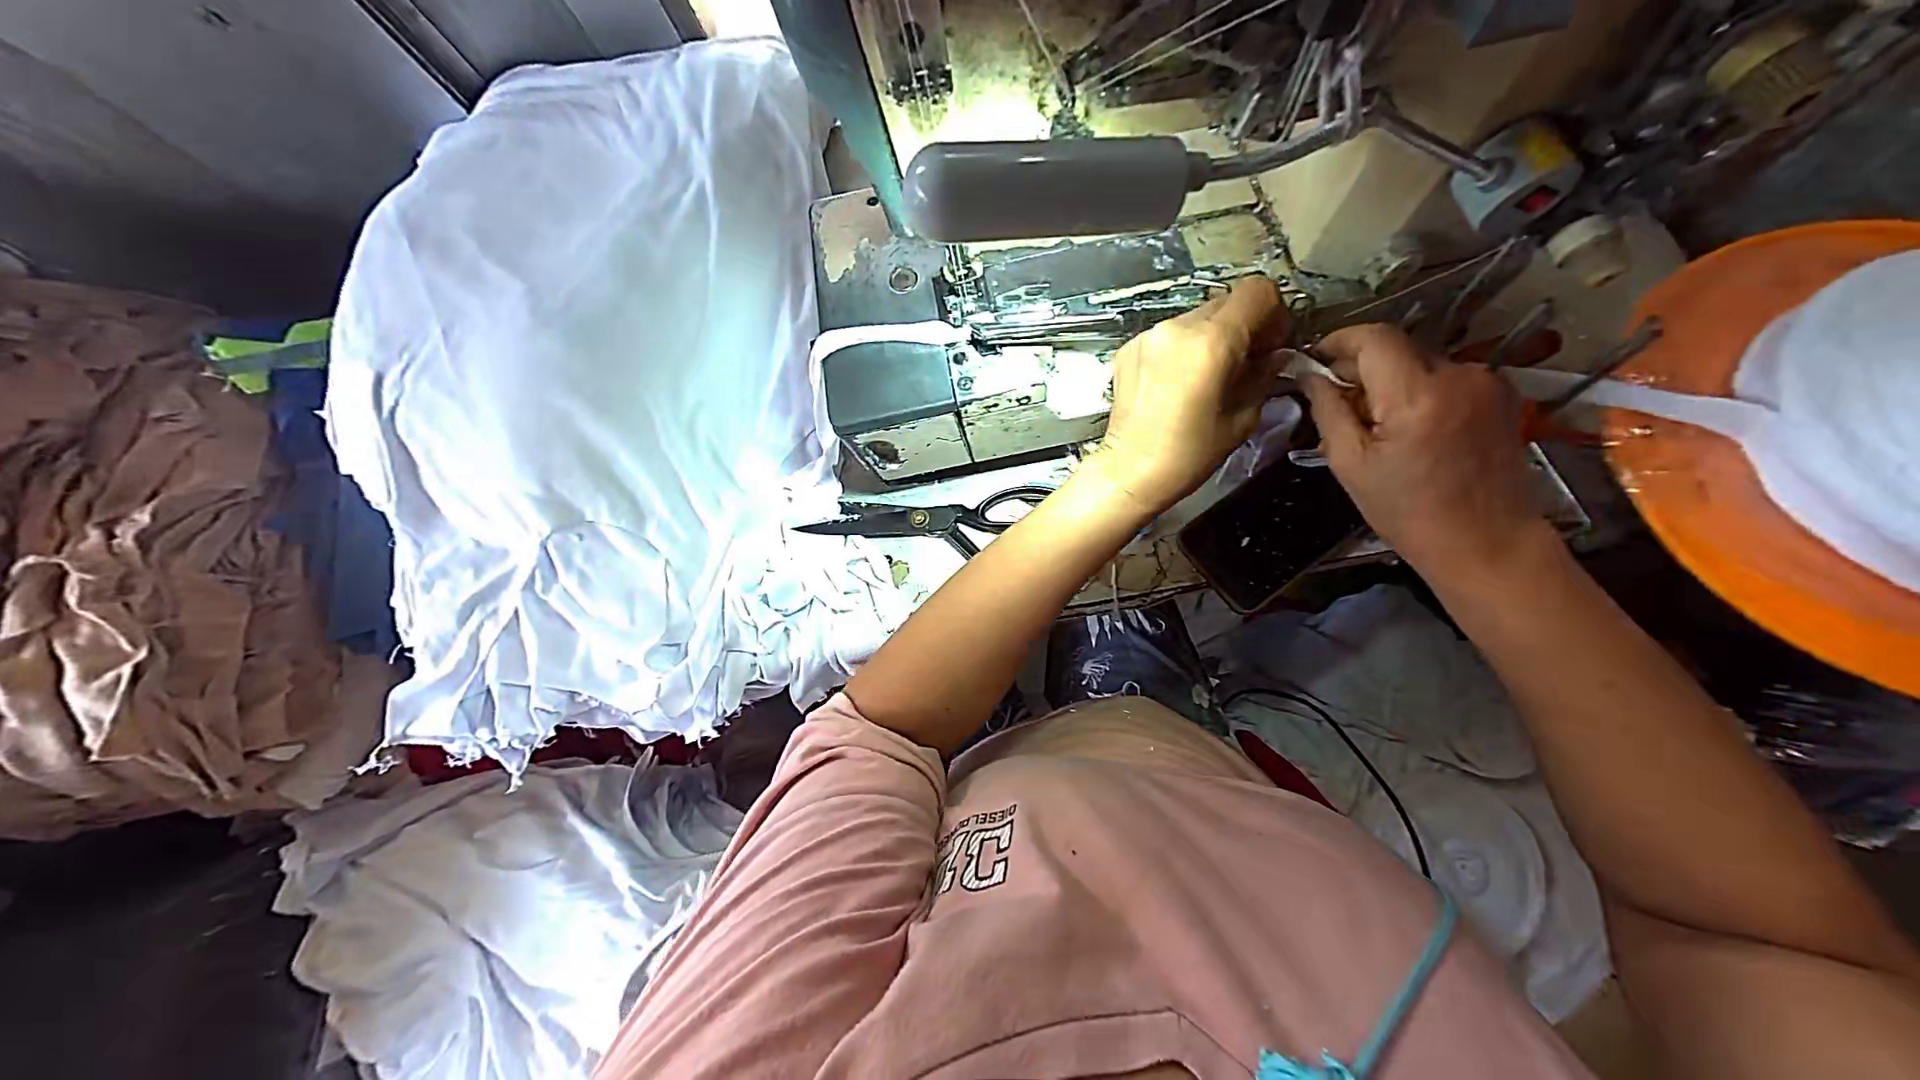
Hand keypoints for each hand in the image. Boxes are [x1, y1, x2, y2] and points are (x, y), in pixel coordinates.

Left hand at [1089, 277, 1287, 513]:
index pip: (1257, 292)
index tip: (1271, 343)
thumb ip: (1263, 376)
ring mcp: (1148, 337)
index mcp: (1210, 342)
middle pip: (1225, 303)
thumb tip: (1274, 358)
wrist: (1129, 472)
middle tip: (1246, 362)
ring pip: (1195, 318)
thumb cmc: (1186, 454)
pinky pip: (1168, 336)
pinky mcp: (1128, 349)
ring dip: (1211, 338)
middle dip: (1243, 327)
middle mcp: (1176, 329)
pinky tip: (1179, 382)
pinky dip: (1181, 350)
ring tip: (1210, 376)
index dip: (1272, 314)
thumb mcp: (1241, 418)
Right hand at [1300, 323, 1547, 577]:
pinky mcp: (1502, 392)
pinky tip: (1412, 428)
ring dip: (1391, 382)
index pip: (1373, 338)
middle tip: (1338, 402)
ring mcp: (1487, 381)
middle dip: (1361, 367)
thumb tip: (1311, 376)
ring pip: (1420, 363)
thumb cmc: (1407, 511)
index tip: (1316, 359)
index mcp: (1417, 395)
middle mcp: (1459, 375)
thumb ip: (1328, 410)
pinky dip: (1420, 391)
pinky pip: (1446, 377)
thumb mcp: (1350, 465)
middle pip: (1396, 348)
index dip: (1339, 341)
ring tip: (1377, 424)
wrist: (1486, 541)